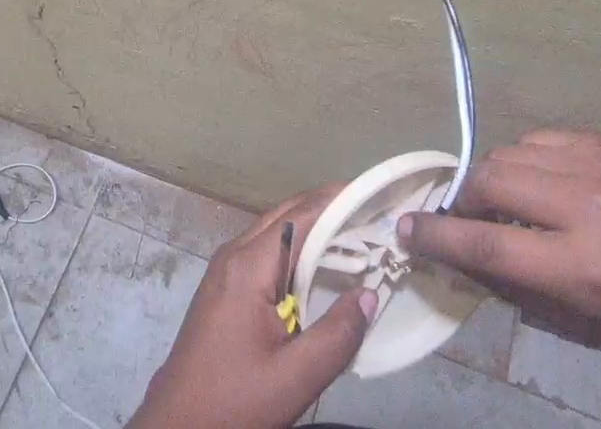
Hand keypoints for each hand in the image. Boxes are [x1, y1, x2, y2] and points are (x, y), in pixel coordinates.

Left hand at [127, 184, 378, 428]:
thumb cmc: (232, 402)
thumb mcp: (294, 378)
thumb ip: (337, 335)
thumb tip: (370, 294)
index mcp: (248, 266)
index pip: (301, 215)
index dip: (339, 201)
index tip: (376, 197)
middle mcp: (233, 256)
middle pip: (287, 215)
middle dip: (330, 210)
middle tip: (374, 215)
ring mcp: (225, 270)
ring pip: (276, 232)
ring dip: (314, 229)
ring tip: (358, 236)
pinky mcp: (224, 289)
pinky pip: (266, 252)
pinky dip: (298, 250)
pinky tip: (322, 268)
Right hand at [397, 128, 600, 370]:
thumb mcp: (558, 315)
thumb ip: (495, 275)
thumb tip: (438, 241)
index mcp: (582, 265)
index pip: (488, 242)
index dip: (438, 235)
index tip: (405, 228)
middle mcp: (590, 207)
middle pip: (493, 180)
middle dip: (464, 198)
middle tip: (461, 216)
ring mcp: (600, 167)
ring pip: (509, 152)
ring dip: (494, 178)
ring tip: (505, 203)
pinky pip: (536, 140)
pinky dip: (524, 161)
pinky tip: (538, 185)